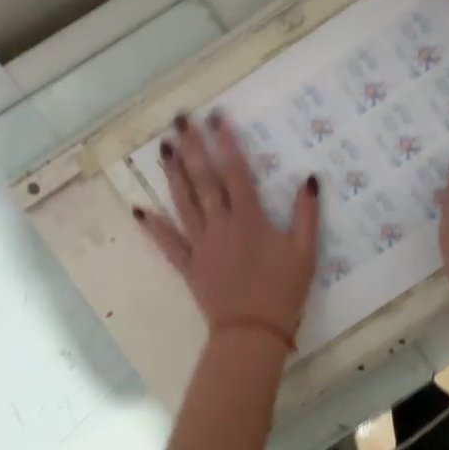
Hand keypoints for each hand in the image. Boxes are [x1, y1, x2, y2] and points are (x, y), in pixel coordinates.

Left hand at [136, 114, 320, 346]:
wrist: (253, 332)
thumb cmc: (283, 291)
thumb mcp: (305, 252)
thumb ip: (306, 215)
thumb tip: (309, 179)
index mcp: (249, 219)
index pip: (235, 172)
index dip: (227, 143)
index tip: (217, 117)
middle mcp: (220, 225)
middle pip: (204, 180)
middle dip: (193, 148)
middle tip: (180, 120)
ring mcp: (200, 245)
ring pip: (183, 203)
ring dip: (172, 174)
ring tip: (164, 148)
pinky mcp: (189, 266)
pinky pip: (168, 244)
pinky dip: (153, 228)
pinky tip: (138, 210)